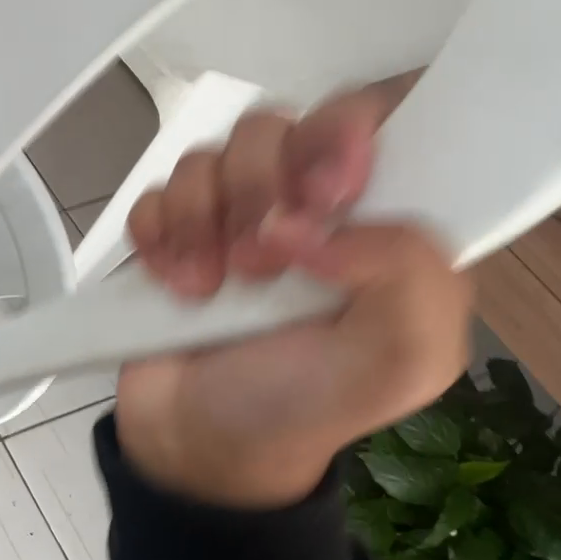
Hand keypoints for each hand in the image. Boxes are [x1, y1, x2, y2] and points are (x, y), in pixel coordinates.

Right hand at [116, 74, 472, 508]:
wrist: (196, 440)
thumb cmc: (303, 405)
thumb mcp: (399, 364)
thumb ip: (409, 279)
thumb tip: (316, 224)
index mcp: (379, 221)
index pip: (376, 119)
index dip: (341, 135)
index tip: (323, 195)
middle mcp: (304, 205)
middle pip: (274, 127)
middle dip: (258, 192)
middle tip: (256, 264)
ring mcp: (228, 215)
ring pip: (207, 158)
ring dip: (199, 222)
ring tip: (205, 288)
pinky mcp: (167, 232)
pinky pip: (151, 195)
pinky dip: (155, 236)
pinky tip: (169, 284)